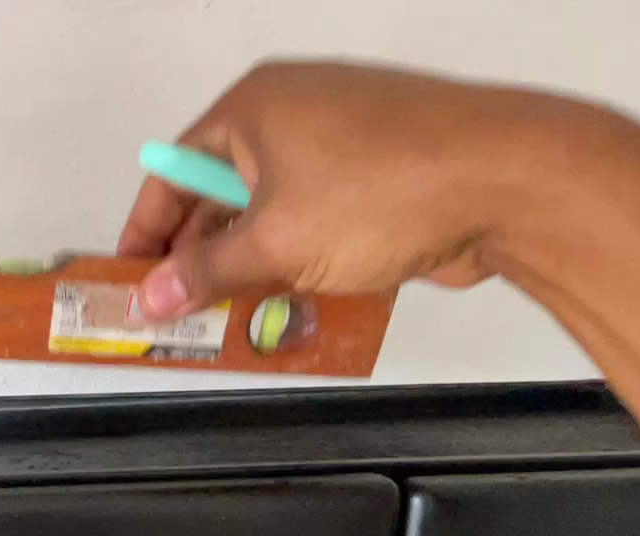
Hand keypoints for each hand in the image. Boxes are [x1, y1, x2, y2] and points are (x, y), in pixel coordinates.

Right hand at [118, 60, 577, 318]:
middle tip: (172, 313)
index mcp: (252, 110)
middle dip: (193, 259)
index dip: (144, 233)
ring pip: (262, 216)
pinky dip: (285, 264)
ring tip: (218, 322)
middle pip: (215, 196)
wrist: (509, 182)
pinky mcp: (368, 177)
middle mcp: (288, 116)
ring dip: (240, 270)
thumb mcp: (272, 244)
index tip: (129, 281)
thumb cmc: (381, 192)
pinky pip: (304, 224)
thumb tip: (148, 301)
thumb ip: (203, 276)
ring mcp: (333, 145)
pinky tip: (273, 309)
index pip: (171, 174)